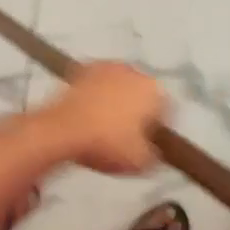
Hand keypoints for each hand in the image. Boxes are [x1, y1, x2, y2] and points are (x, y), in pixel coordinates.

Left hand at [38, 63, 164, 174]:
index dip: (159, 129)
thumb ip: (155, 155)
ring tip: (106, 124)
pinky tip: (90, 113)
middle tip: (127, 134)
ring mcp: (107, 66)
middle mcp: (135, 72)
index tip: (149, 144)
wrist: (62, 130)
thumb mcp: (141, 162)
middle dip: (139, 111)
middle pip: (144, 94)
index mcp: (155, 90)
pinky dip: (97, 95)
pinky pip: (98, 84)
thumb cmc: (107, 144)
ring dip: (118, 100)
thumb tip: (154, 151)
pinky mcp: (82, 69)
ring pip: (121, 86)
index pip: (167, 110)